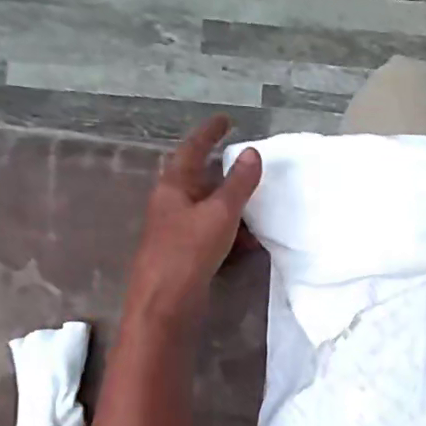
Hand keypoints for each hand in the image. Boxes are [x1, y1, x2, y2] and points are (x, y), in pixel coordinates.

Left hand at [125, 116, 260, 327]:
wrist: (165, 304)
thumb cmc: (188, 252)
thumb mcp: (220, 213)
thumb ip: (238, 184)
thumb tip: (251, 153)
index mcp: (173, 187)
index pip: (191, 150)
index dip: (209, 133)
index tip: (226, 120)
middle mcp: (172, 205)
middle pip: (200, 181)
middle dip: (225, 174)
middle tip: (249, 166)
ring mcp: (178, 232)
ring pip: (209, 210)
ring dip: (234, 208)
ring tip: (260, 208)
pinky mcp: (187, 256)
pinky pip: (213, 235)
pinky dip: (232, 234)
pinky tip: (251, 244)